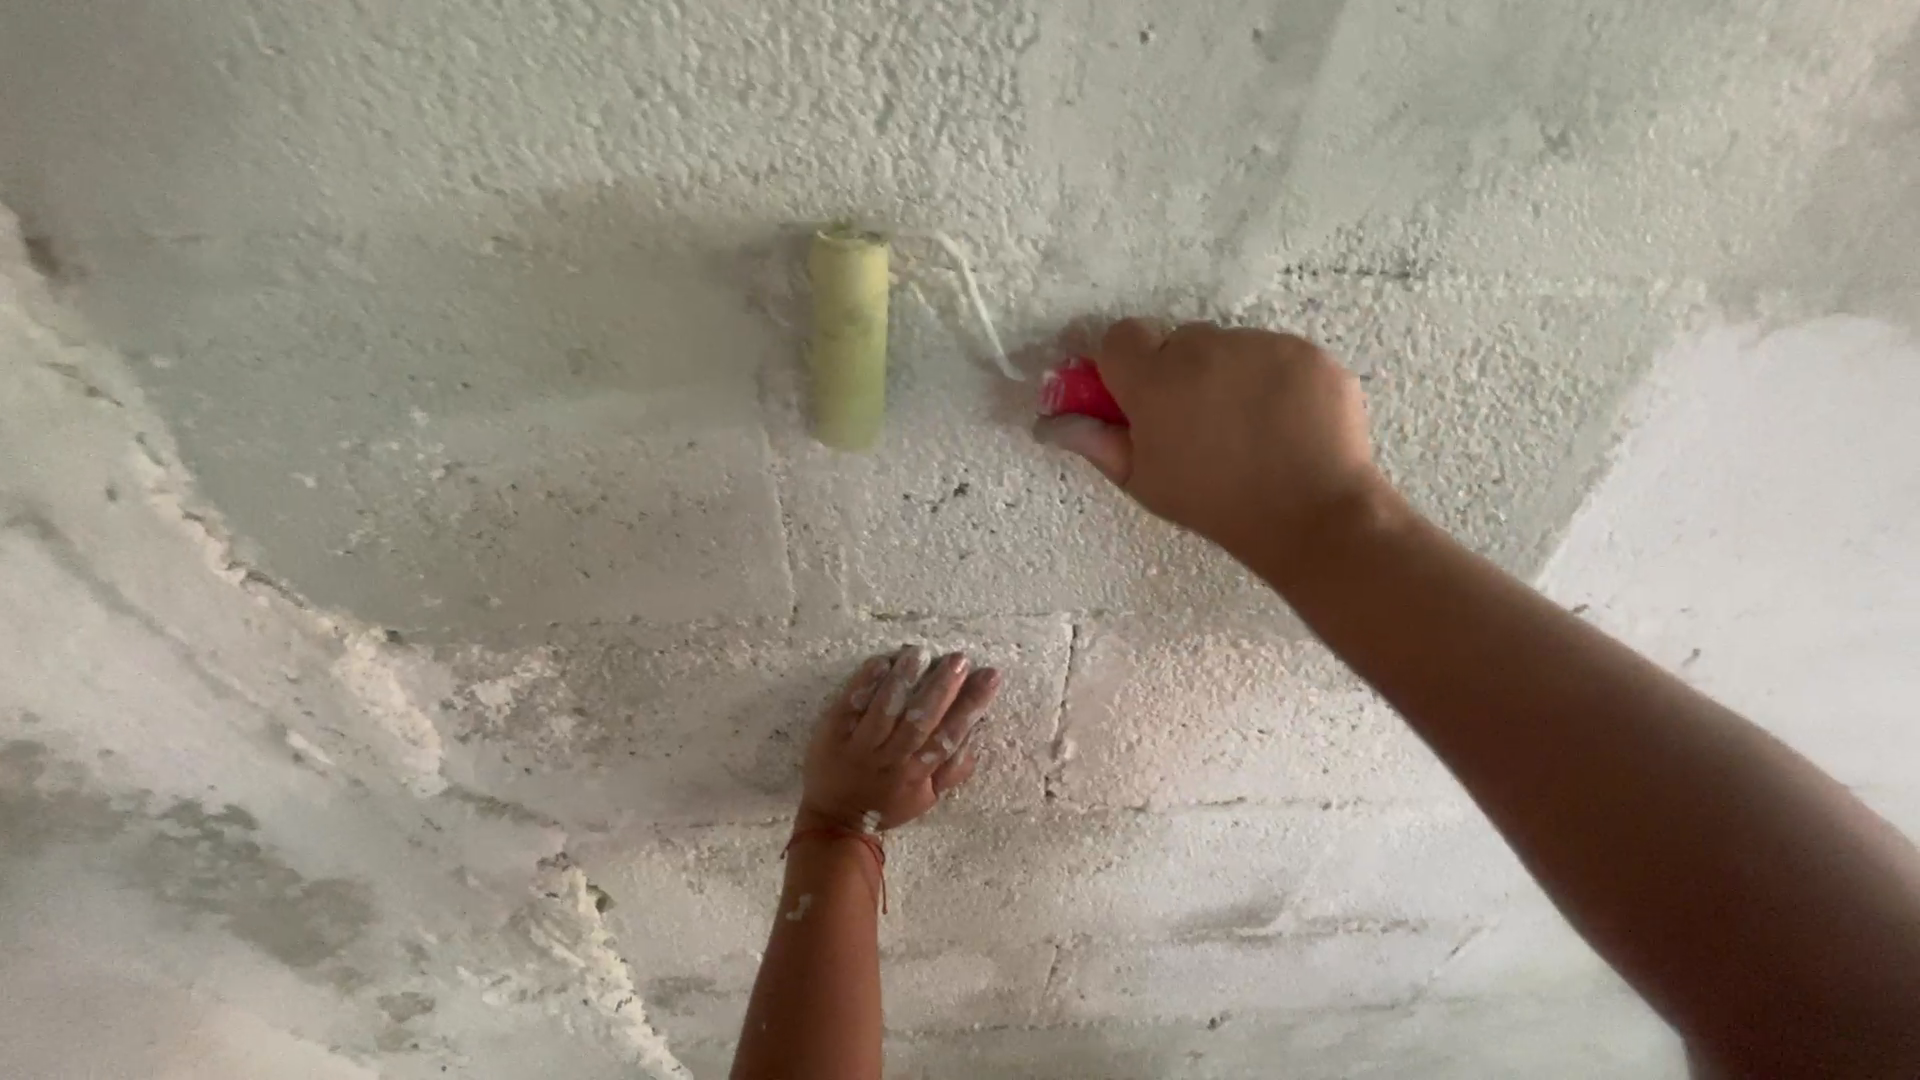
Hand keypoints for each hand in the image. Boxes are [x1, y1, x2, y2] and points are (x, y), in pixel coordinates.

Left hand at [797, 645, 1000, 833]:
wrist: (835, 822)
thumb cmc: (886, 805)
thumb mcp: (925, 798)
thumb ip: (952, 771)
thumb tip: (976, 738)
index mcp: (918, 772)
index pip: (951, 734)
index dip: (971, 705)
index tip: (989, 676)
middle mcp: (892, 758)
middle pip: (921, 720)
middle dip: (942, 688)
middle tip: (960, 659)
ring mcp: (861, 745)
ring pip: (887, 711)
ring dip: (904, 681)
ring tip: (920, 654)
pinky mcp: (833, 733)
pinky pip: (851, 706)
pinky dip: (866, 684)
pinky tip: (881, 662)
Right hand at [1034, 319, 1388, 558]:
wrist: (1312, 516)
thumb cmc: (1215, 505)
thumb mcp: (1144, 481)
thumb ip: (1096, 441)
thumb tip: (1052, 424)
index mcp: (1156, 380)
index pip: (1121, 336)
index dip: (1124, 363)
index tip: (1136, 394)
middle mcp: (1206, 348)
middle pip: (1179, 339)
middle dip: (1178, 371)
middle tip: (1194, 421)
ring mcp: (1263, 346)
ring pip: (1229, 346)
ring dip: (1226, 374)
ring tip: (1245, 428)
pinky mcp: (1308, 353)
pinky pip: (1275, 355)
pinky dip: (1272, 381)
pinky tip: (1281, 424)